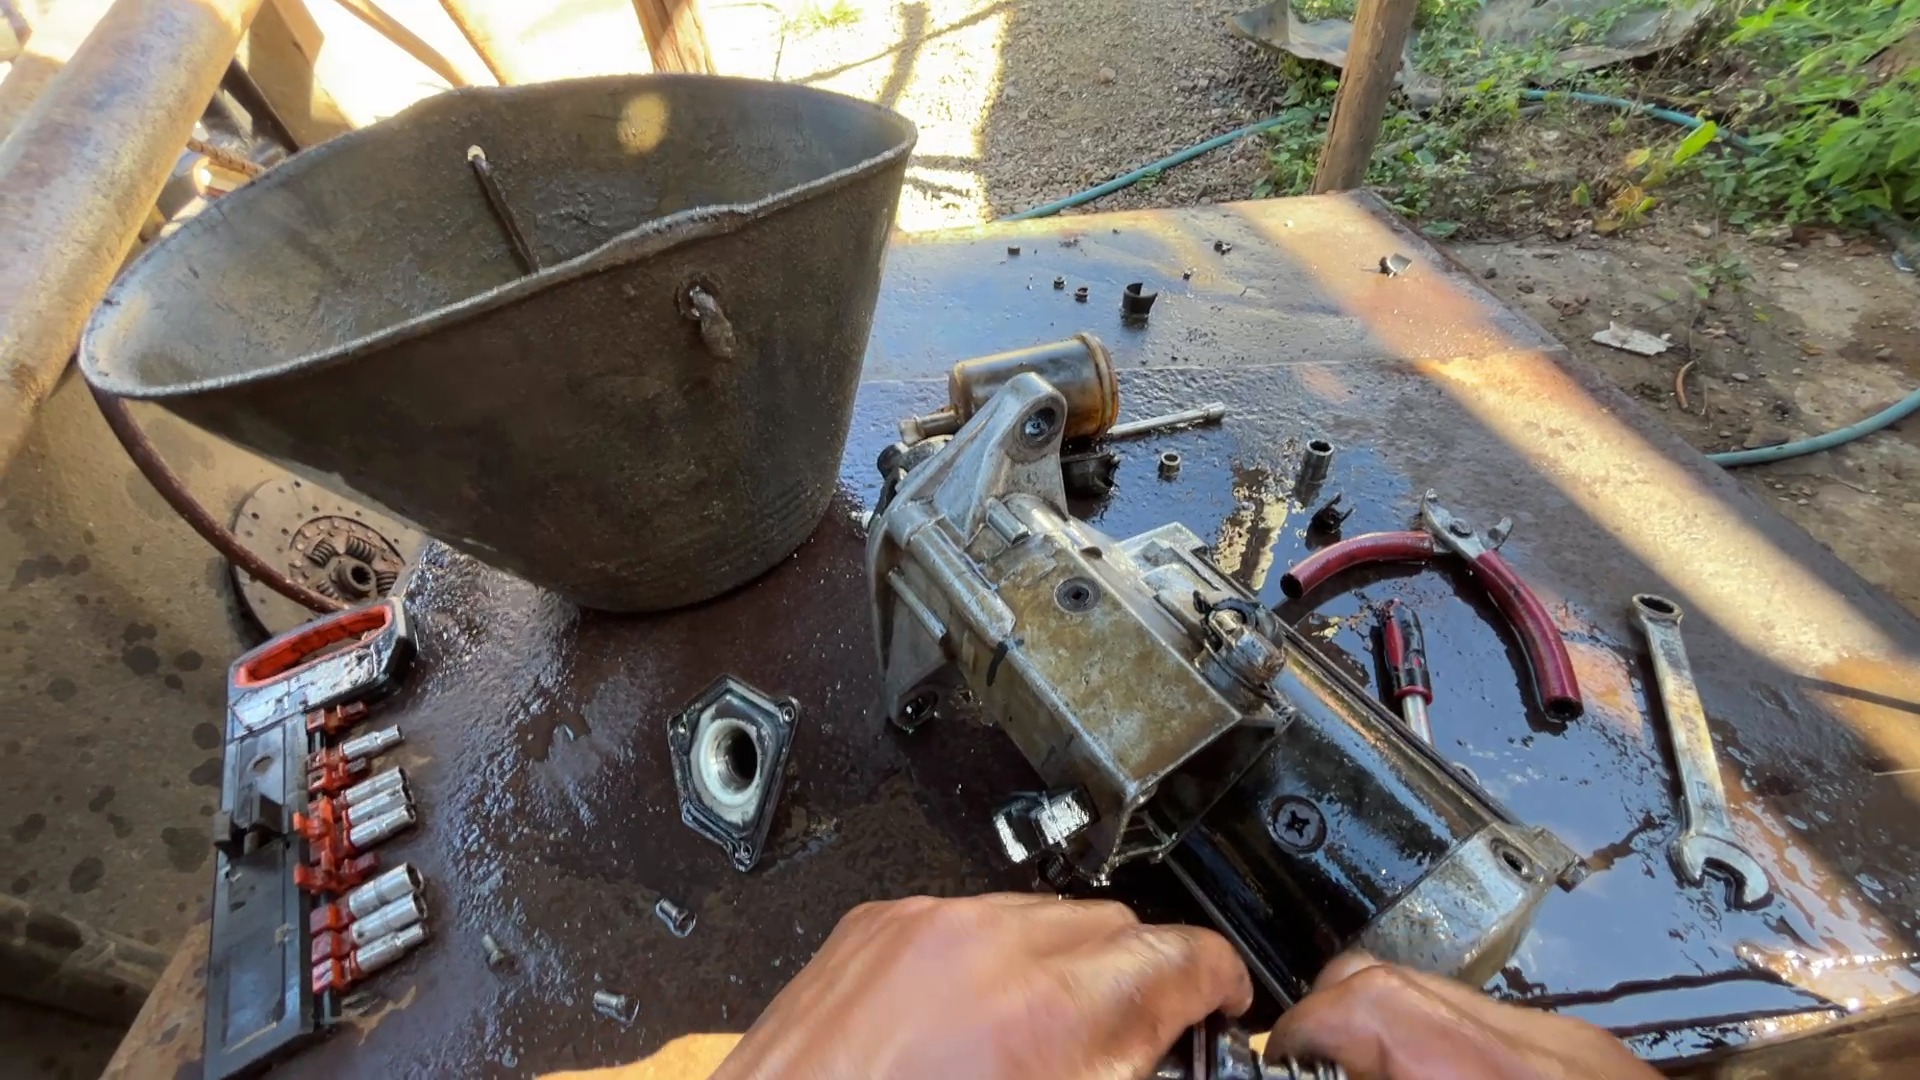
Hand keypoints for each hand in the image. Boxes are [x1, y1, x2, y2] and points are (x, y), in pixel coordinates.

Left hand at [712, 893, 1251, 1079]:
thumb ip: (1118, 1071)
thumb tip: (1153, 1053)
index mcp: (1041, 1015)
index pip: (1172, 956)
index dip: (1215, 979)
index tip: (1220, 1000)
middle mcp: (985, 943)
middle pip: (1112, 924)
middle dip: (1139, 976)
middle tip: (1137, 1034)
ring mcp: (926, 921)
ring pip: (1042, 914)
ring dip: (1064, 964)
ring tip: (1045, 1032)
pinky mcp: (882, 920)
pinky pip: (970, 916)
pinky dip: (994, 955)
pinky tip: (975, 1011)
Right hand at [1268, 952, 1662, 1079]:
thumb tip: (1307, 1071)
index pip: (1374, 1003)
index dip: (1306, 1028)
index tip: (1279, 1066)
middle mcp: (1552, 1049)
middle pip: (1388, 978)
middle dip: (1328, 1021)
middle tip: (1315, 1078)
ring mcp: (1576, 1046)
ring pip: (1424, 988)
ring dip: (1376, 1030)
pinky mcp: (1589, 1056)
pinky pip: (1472, 1019)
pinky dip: (1427, 1044)